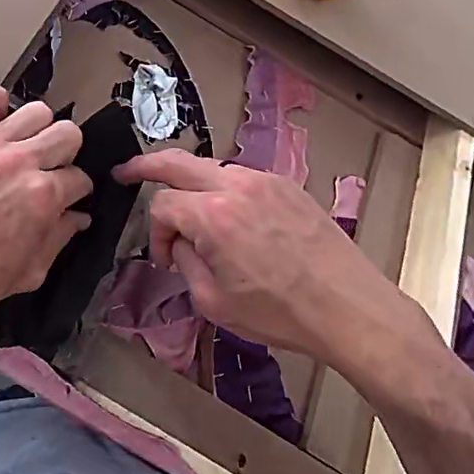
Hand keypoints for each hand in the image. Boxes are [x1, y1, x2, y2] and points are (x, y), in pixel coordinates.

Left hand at [0, 85, 91, 321]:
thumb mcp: (28, 272)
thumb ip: (60, 240)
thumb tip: (76, 220)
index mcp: (43, 197)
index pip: (80, 177)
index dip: (76, 189)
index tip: (67, 192)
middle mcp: (21, 164)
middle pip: (68, 134)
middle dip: (66, 152)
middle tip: (52, 166)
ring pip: (37, 111)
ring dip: (38, 128)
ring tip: (26, 144)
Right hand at [112, 150, 425, 370]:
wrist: (346, 304)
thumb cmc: (280, 312)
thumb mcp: (214, 302)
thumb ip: (187, 262)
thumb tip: (182, 242)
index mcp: (213, 215)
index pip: (163, 204)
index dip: (156, 233)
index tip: (166, 260)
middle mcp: (238, 185)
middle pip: (179, 161)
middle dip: (147, 164)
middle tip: (127, 172)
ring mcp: (266, 180)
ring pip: (213, 167)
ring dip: (191, 181)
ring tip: (185, 205)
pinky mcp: (287, 185)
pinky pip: (243, 177)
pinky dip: (224, 188)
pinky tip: (228, 214)